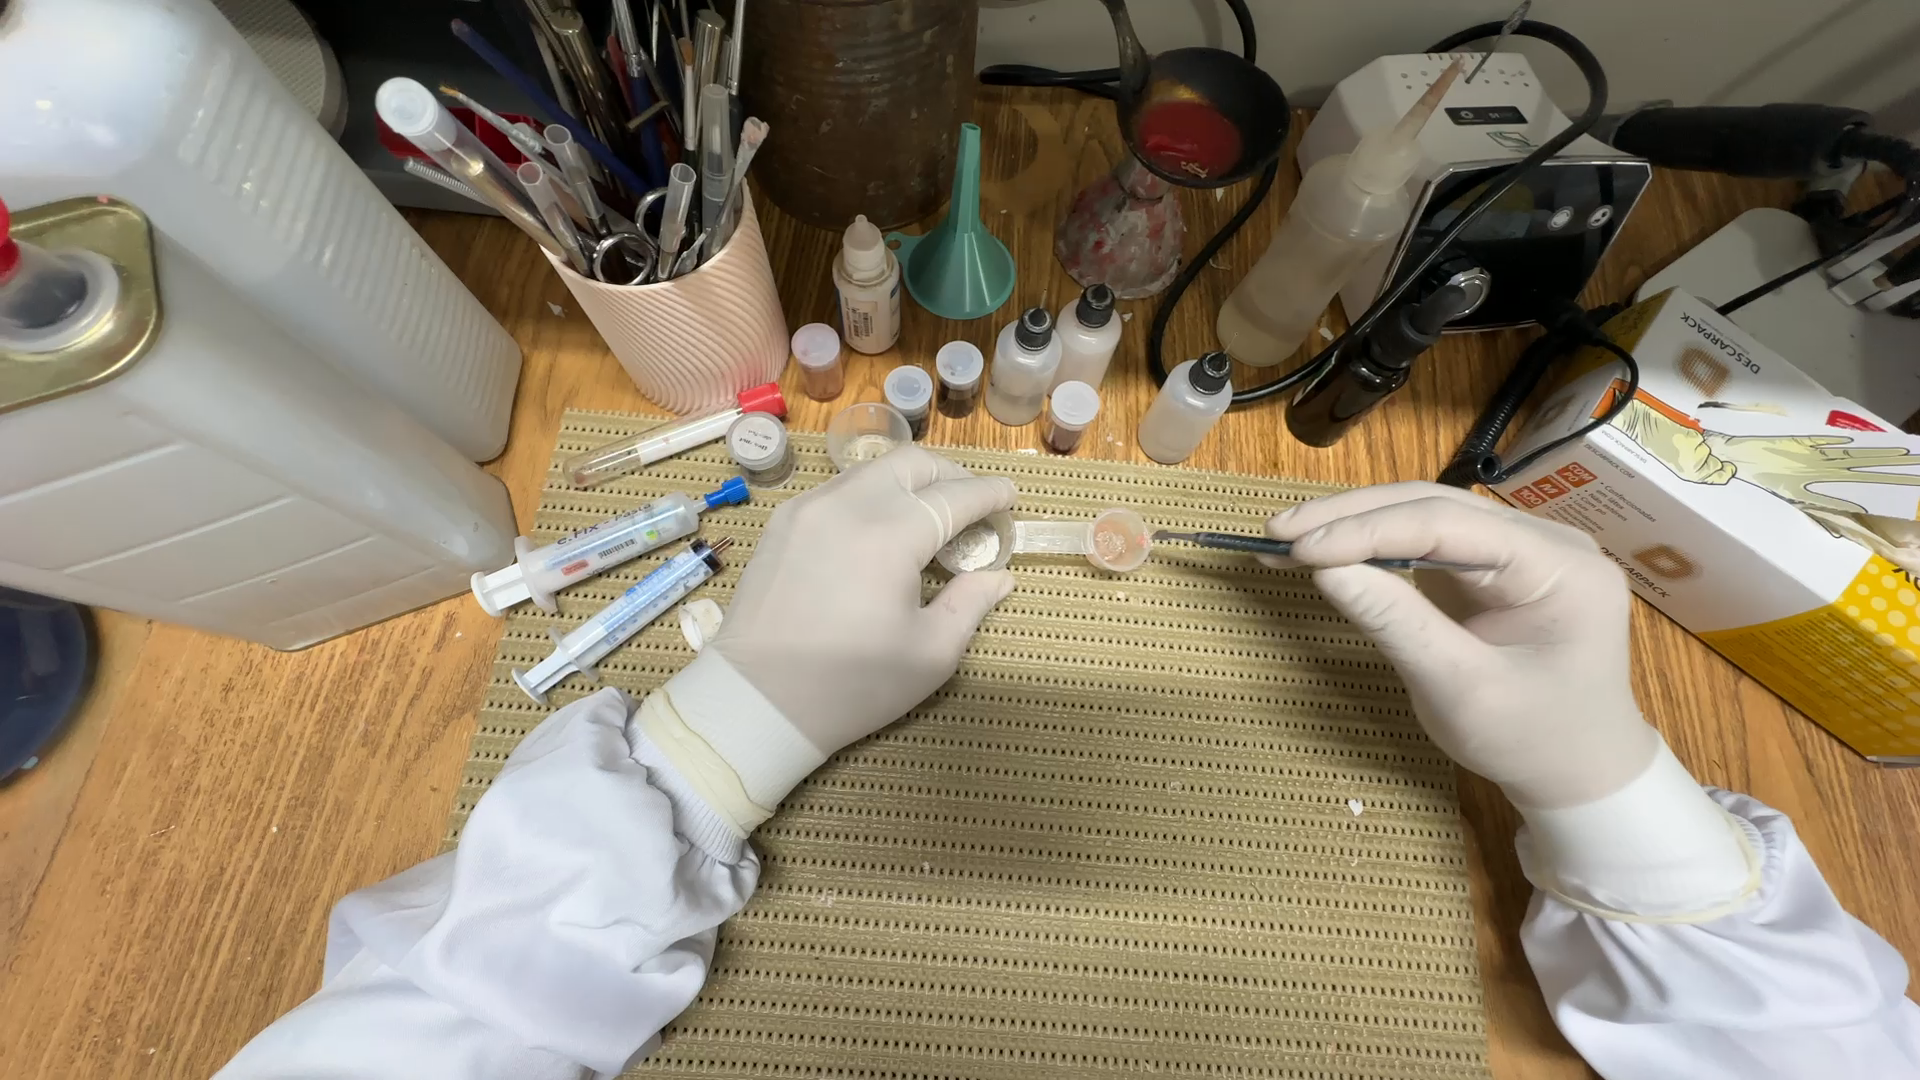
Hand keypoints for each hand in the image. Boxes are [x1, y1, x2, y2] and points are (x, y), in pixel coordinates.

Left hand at [712, 445, 1017, 750]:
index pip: (954, 496)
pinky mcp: (783, 521)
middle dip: (952, 475)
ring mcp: (808, 507)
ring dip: (911, 482)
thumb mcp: (930, 654)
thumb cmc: (851, 686)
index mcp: (889, 535)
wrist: (756, 702)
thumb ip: (971, 603)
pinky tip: (880, 531)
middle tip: (972, 505)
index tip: (1011, 497)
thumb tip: (999, 575)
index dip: (990, 494)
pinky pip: (840, 488)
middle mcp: (847, 504)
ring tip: (929, 518)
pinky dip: (873, 495)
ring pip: (873, 469)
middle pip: (913, 462)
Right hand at [1265, 482, 1660, 808]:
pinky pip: (1415, 538)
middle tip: (1277, 532)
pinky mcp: (1481, 565)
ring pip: (1417, 513)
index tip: (1298, 549)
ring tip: (1284, 537)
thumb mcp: (1458, 688)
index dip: (1366, 532)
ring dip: (1348, 523)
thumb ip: (1394, 622)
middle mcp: (1540, 541)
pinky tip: (1320, 549)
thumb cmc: (1528, 738)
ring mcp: (1511, 549)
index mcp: (1559, 567)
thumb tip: (1324, 570)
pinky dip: (1363, 544)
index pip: (1447, 525)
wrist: (1574, 770)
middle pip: (1430, 505)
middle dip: (1349, 516)